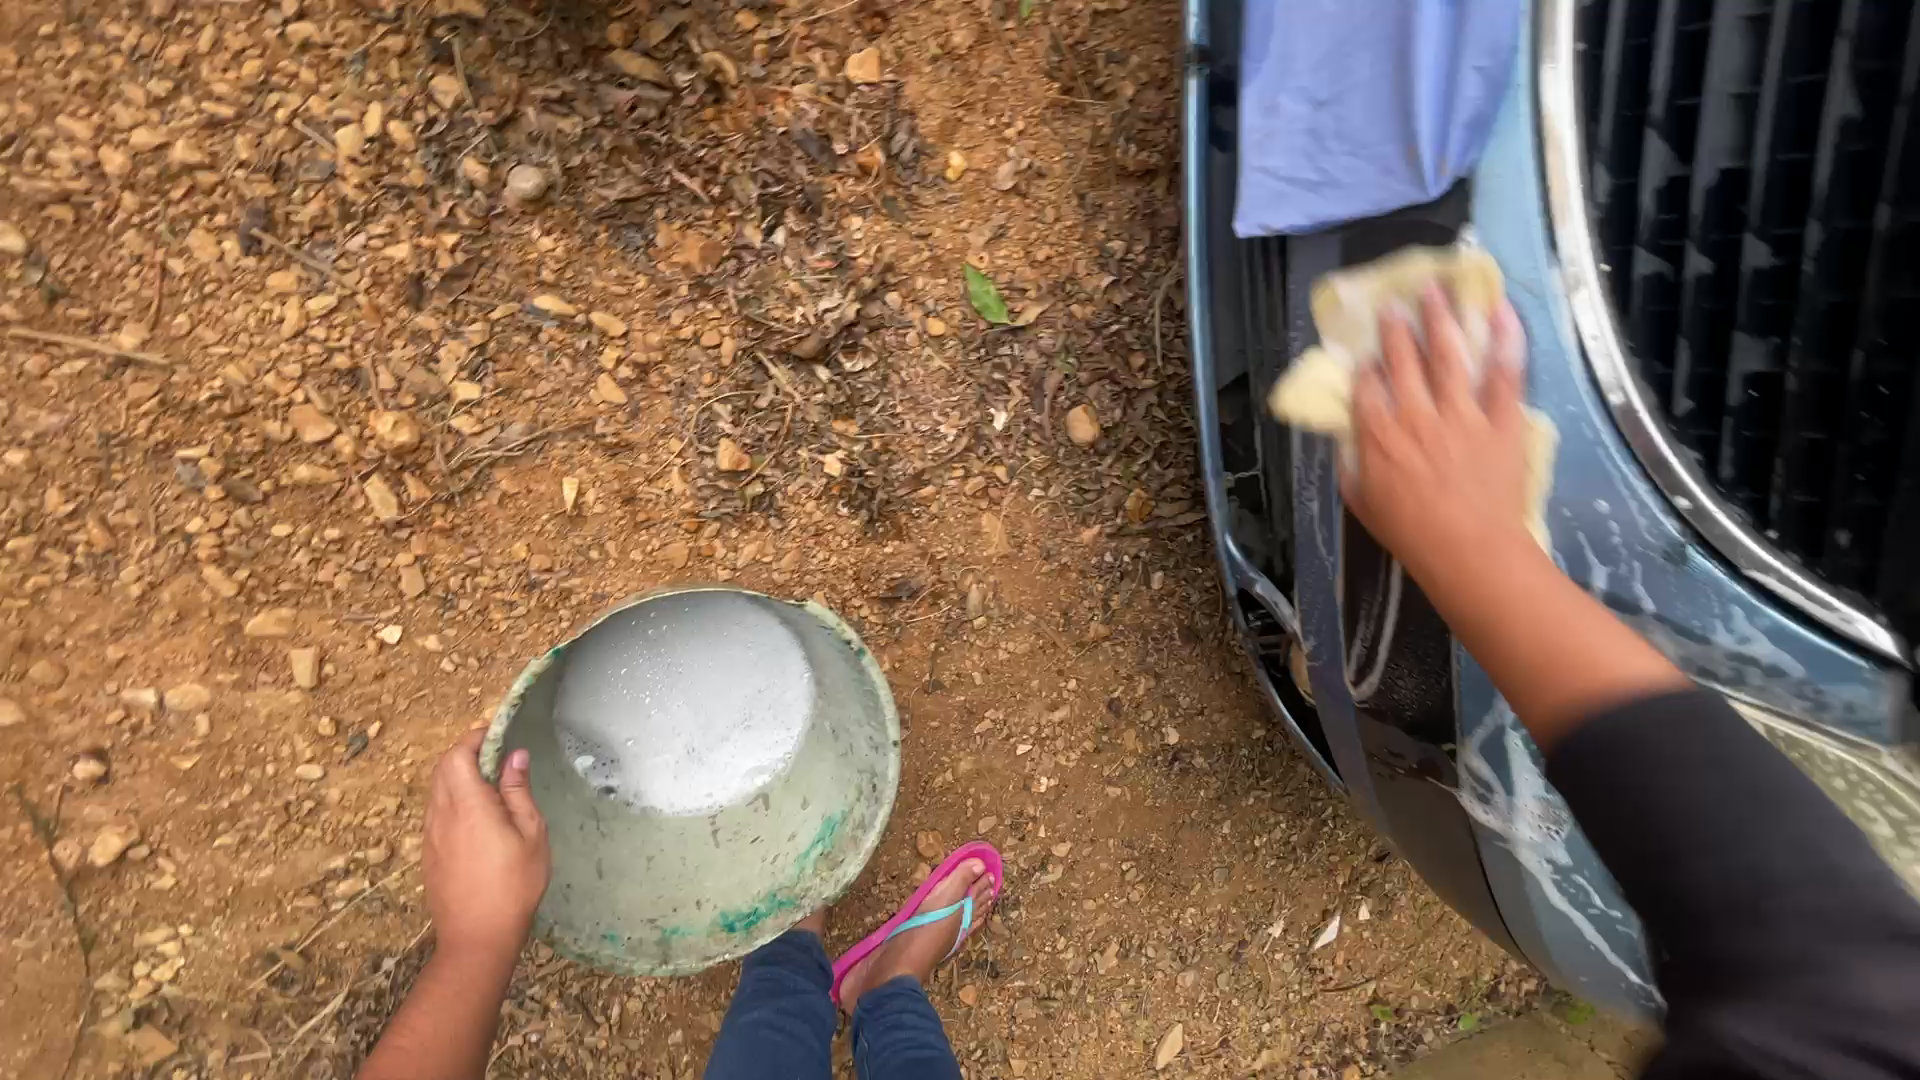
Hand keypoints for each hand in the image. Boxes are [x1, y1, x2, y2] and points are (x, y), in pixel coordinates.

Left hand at [422, 729, 549, 961]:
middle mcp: (442, 817)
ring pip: (436, 790)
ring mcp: (430, 837)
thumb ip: (518, 792)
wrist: (477, 937)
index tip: (498, 731)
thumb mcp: (531, 833)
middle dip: (465, 751)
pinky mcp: (429, 854)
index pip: (457, 757)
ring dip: (458, 774)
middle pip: (441, 770)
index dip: (474, 738)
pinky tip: (480, 809)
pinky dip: (454, 796)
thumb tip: (515, 757)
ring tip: (492, 777)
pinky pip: (436, 811)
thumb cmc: (515, 883)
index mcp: (468, 808)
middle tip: (497, 749)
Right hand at [1341, 287, 1535, 586]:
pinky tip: (1501, 311)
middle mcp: (1417, 415)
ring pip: (1450, 355)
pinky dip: (1505, 340)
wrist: (1469, 550)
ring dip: (1441, 318)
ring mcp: (1462, 414)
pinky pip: (1505, 373)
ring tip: (1437, 289)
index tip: (1364, 349)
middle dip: (1397, 327)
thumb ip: (1350, 460)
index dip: (1364, 362)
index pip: (1367, 385)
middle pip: (1404, 360)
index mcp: (1379, 435)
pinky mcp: (1502, 420)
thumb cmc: (1408, 531)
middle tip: (1394, 301)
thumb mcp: (1359, 498)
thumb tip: (1347, 433)